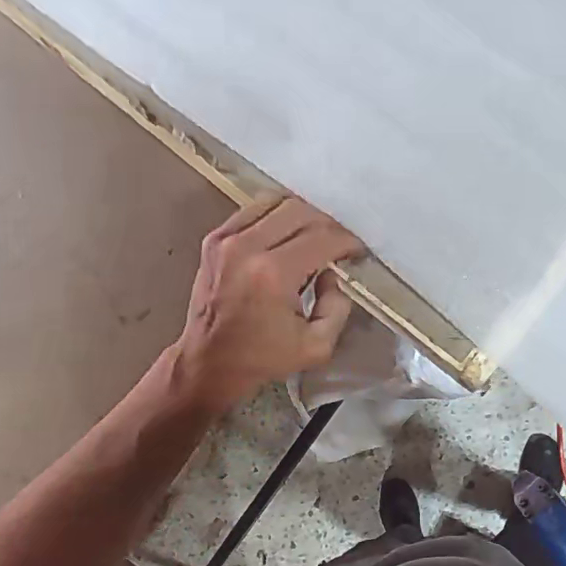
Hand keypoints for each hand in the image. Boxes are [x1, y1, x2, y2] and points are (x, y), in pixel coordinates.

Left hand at [172, 195, 362, 410]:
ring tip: (313, 238)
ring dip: (301, 217)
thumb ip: (337, 307)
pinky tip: (284, 237)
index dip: (346, 242)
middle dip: (327, 226)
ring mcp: (226, 240)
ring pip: (276, 203)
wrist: (210, 362)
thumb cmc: (263, 358)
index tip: (356, 252)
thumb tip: (332, 275)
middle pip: (300, 212)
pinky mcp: (213, 240)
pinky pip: (252, 211)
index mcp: (273, 274)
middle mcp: (247, 247)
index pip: (322, 238)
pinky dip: (274, 218)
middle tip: (337, 245)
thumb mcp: (316, 347)